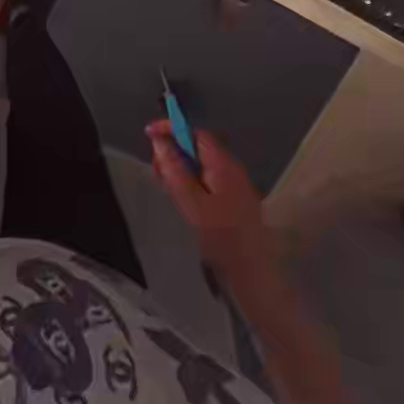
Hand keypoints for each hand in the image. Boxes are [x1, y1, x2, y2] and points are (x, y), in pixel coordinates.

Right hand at [147, 120, 271, 273]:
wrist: (253, 275)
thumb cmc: (223, 238)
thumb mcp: (192, 204)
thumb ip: (175, 171)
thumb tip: (159, 140)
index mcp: (223, 164)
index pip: (195, 133)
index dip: (172, 129)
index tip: (149, 133)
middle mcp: (230, 168)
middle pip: (197, 147)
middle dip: (173, 152)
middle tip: (157, 172)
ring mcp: (233, 184)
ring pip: (199, 165)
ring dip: (179, 169)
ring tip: (166, 187)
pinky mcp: (231, 200)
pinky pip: (206, 180)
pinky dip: (189, 182)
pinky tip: (181, 199)